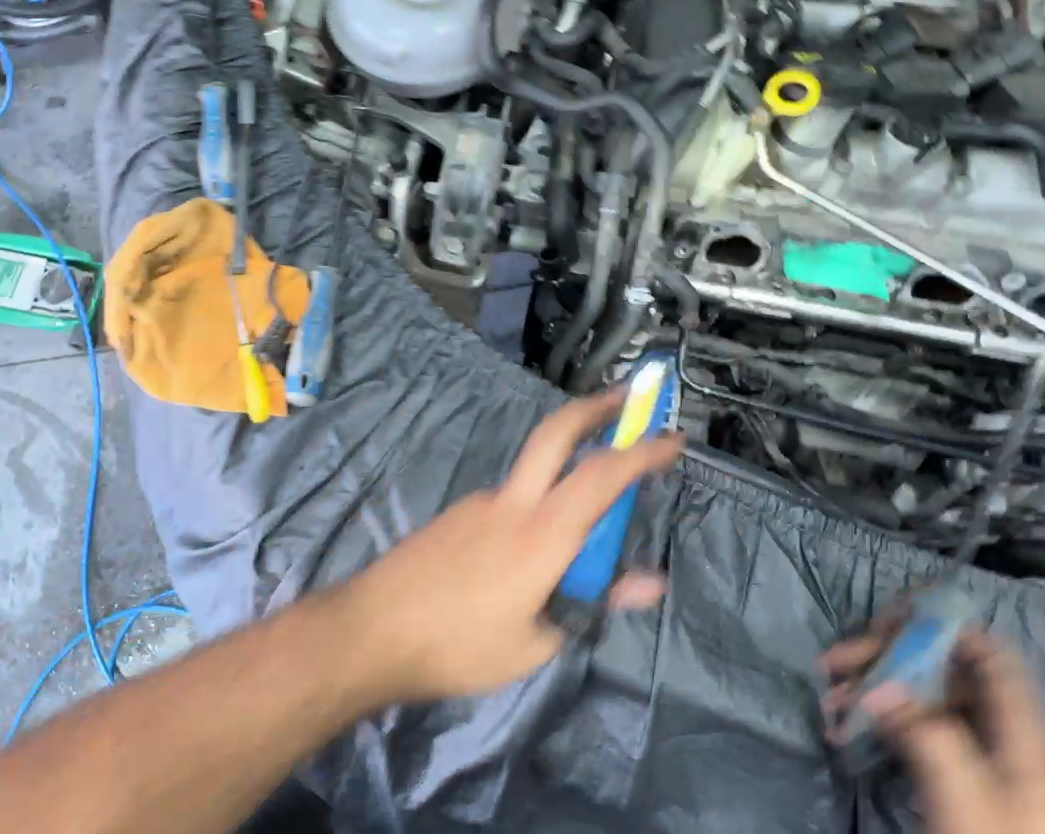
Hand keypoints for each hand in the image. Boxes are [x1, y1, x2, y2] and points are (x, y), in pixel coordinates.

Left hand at [324, 391, 683, 704]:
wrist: (371, 630)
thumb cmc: (460, 647)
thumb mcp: (538, 640)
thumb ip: (594, 601)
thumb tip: (647, 581)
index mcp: (540, 534)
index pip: (601, 478)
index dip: (642, 453)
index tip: (673, 438)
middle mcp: (509, 504)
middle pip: (553, 437)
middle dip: (592, 410)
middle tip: (626, 398)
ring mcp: (475, 505)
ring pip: (531, 481)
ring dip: (561, 489)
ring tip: (572, 559)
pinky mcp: (453, 517)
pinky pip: (506, 507)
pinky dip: (531, 518)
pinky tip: (522, 568)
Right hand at [821, 629, 1044, 833]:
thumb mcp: (966, 799)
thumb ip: (930, 738)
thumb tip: (879, 686)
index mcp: (1021, 736)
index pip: (993, 659)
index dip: (947, 628)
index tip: (890, 617)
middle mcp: (1001, 736)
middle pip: (943, 675)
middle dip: (883, 659)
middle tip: (830, 662)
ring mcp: (980, 756)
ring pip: (922, 700)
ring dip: (871, 689)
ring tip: (829, 699)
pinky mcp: (958, 776)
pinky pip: (915, 728)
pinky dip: (878, 718)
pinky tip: (845, 724)